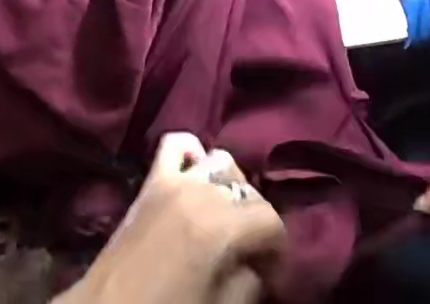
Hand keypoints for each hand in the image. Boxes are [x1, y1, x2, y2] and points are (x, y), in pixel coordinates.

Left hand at [60, 133, 286, 303]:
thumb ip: (250, 284)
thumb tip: (258, 265)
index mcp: (221, 228)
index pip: (270, 221)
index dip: (278, 250)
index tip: (273, 275)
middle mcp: (203, 193)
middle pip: (249, 192)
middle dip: (257, 224)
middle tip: (251, 256)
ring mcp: (175, 182)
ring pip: (221, 163)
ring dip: (231, 189)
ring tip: (226, 218)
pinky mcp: (151, 183)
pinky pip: (177, 146)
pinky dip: (192, 154)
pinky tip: (196, 176)